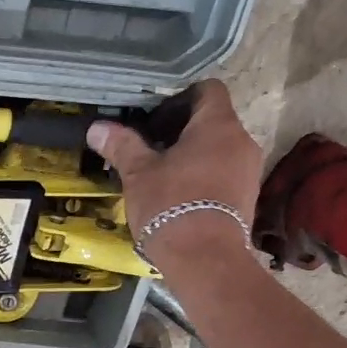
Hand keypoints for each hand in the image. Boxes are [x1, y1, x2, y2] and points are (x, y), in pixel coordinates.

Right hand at [85, 79, 262, 257]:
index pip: (208, 89)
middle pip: (214, 122)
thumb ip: (122, 146)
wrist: (204, 258)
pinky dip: (206, 178)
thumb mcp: (138, 174)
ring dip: (195, 157)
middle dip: (184, 132)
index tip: (156, 118)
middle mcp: (242, 139)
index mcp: (217, 125)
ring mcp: (250, 169)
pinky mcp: (249, 196)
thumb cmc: (170, 205)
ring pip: (220, 150)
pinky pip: (226, 175)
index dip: (182, 97)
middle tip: (153, 151)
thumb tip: (97, 128)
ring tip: (165, 178)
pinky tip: (182, 199)